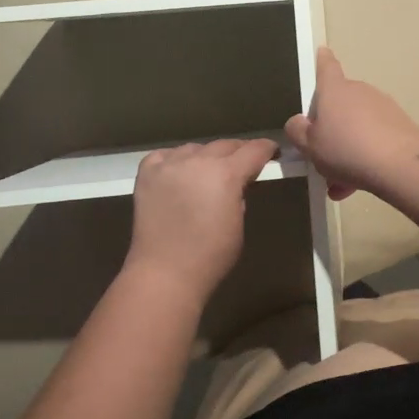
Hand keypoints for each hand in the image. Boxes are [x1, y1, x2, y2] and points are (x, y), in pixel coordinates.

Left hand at [126, 137, 277, 298]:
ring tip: (207, 171)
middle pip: (224, 145)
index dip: (266, 149)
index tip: (271, 151)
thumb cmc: (210, 256)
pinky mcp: (147, 172)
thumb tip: (236, 184)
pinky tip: (178, 173)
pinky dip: (175, 161)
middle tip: (243, 163)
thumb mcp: (238, 223)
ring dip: (206, 157)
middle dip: (237, 152)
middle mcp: (198, 160)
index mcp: (226, 174)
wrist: (164, 272)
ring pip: (194, 148)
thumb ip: (240, 195)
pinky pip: (165, 155)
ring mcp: (169, 163)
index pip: (253, 150)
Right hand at [285, 48, 418, 200]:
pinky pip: (373, 140)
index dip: (322, 60)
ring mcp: (382, 107)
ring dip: (347, 150)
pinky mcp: (400, 125)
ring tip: (338, 183)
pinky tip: (356, 185)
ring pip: (357, 127)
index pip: (326, 67)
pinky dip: (364, 158)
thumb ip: (298, 132)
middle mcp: (359, 91)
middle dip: (331, 129)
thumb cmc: (345, 148)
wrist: (399, 165)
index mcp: (334, 90)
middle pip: (340, 105)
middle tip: (322, 156)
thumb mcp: (310, 145)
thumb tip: (298, 122)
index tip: (322, 51)